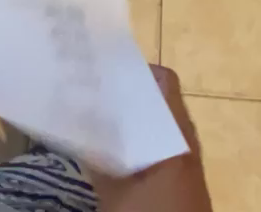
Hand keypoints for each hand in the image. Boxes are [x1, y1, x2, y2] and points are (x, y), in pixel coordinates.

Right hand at [93, 65, 211, 211]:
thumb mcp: (116, 191)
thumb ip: (98, 156)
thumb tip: (76, 124)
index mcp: (176, 130)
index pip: (162, 80)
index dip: (134, 70)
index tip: (102, 70)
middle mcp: (184, 138)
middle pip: (155, 102)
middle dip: (124, 96)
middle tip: (88, 92)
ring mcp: (184, 161)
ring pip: (153, 126)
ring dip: (127, 122)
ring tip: (92, 119)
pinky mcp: (179, 182)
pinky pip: (155, 150)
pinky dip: (134, 146)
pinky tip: (107, 155)